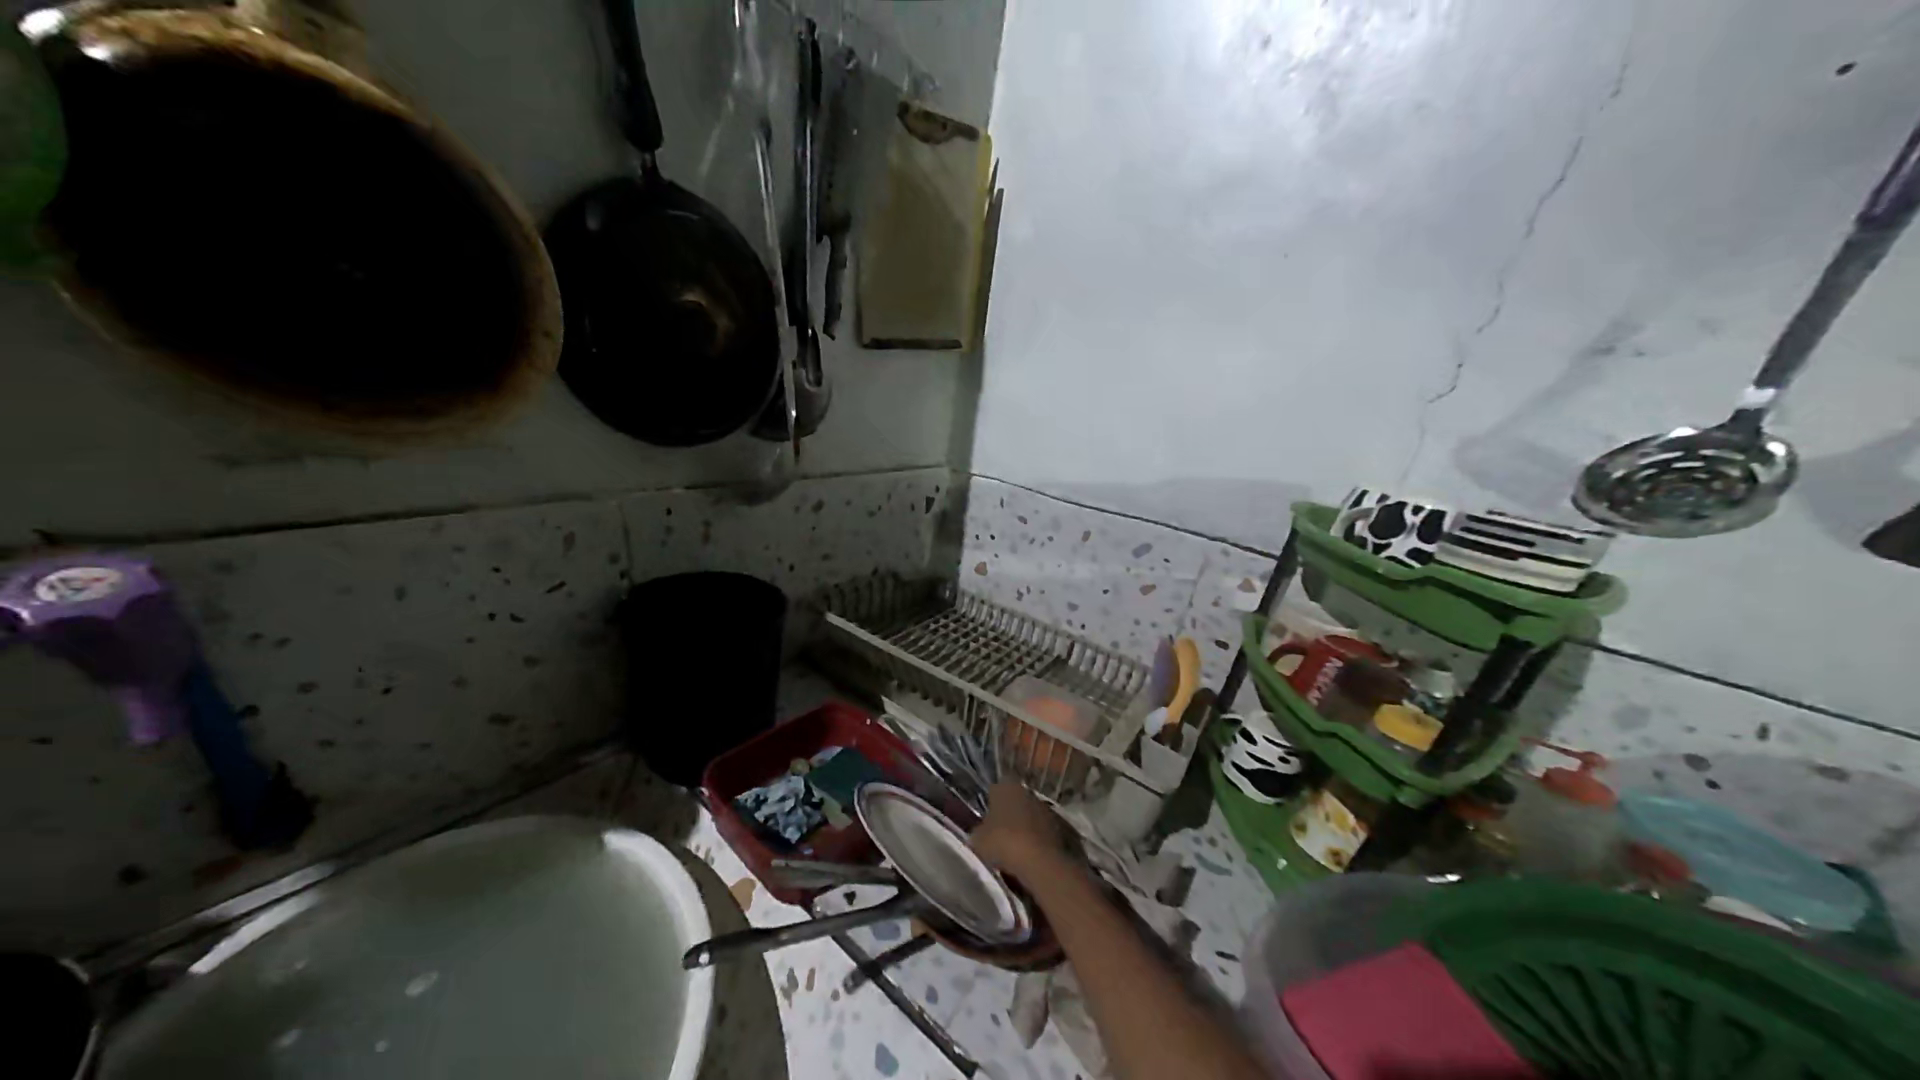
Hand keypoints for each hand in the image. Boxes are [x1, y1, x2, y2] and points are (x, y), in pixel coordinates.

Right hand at [969, 781, 1067, 880]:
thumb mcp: (978, 839)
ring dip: (1025, 827)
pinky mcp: (1061, 826)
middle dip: (1008, 815)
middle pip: (1014, 802)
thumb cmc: (1002, 842)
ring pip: (1030, 816)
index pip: (994, 791)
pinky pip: (1042, 831)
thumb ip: (978, 831)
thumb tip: (981, 832)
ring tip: (1015, 849)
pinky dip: (1037, 840)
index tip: (986, 822)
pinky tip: (1030, 856)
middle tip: (999, 836)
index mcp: (1006, 786)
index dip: (990, 805)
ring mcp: (1046, 808)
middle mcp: (1028, 791)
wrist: (1039, 862)